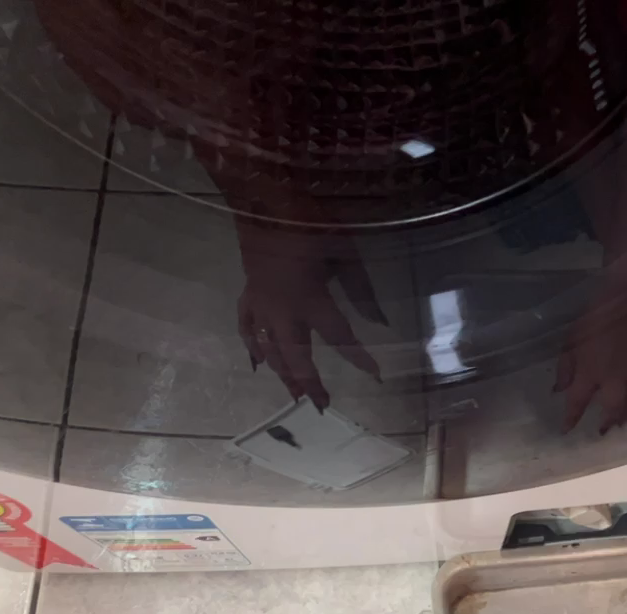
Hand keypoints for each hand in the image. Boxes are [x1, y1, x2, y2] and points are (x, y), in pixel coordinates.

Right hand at [236, 221, 387, 410]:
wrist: (260, 195)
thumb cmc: (309, 219)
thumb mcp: (344, 253)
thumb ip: (361, 291)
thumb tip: (380, 323)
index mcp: (310, 299)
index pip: (340, 338)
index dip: (359, 359)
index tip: (376, 377)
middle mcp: (283, 310)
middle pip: (296, 357)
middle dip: (309, 383)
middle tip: (320, 406)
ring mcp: (261, 304)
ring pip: (269, 349)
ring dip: (283, 374)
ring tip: (294, 394)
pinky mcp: (248, 293)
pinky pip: (246, 327)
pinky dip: (252, 347)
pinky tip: (257, 362)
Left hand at [554, 294, 626, 433]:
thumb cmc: (595, 314)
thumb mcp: (571, 339)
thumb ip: (566, 367)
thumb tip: (559, 390)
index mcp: (591, 372)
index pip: (578, 403)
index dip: (572, 418)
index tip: (566, 430)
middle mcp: (615, 377)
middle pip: (614, 408)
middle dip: (608, 422)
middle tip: (604, 430)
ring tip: (623, 421)